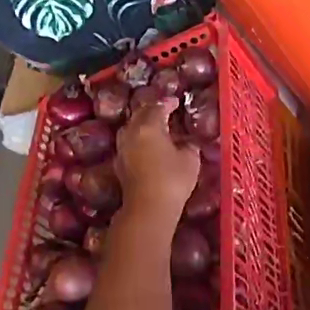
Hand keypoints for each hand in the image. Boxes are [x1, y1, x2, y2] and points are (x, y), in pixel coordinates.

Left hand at [115, 98, 199, 222]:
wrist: (149, 208)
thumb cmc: (173, 180)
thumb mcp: (190, 160)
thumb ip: (189, 146)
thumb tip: (188, 142)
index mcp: (149, 127)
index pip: (158, 107)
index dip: (168, 103)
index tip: (176, 102)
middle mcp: (131, 133)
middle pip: (140, 115)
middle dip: (152, 110)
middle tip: (165, 110)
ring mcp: (122, 149)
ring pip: (131, 128)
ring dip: (142, 124)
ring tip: (155, 127)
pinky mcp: (119, 164)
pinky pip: (128, 143)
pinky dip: (138, 139)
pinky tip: (147, 146)